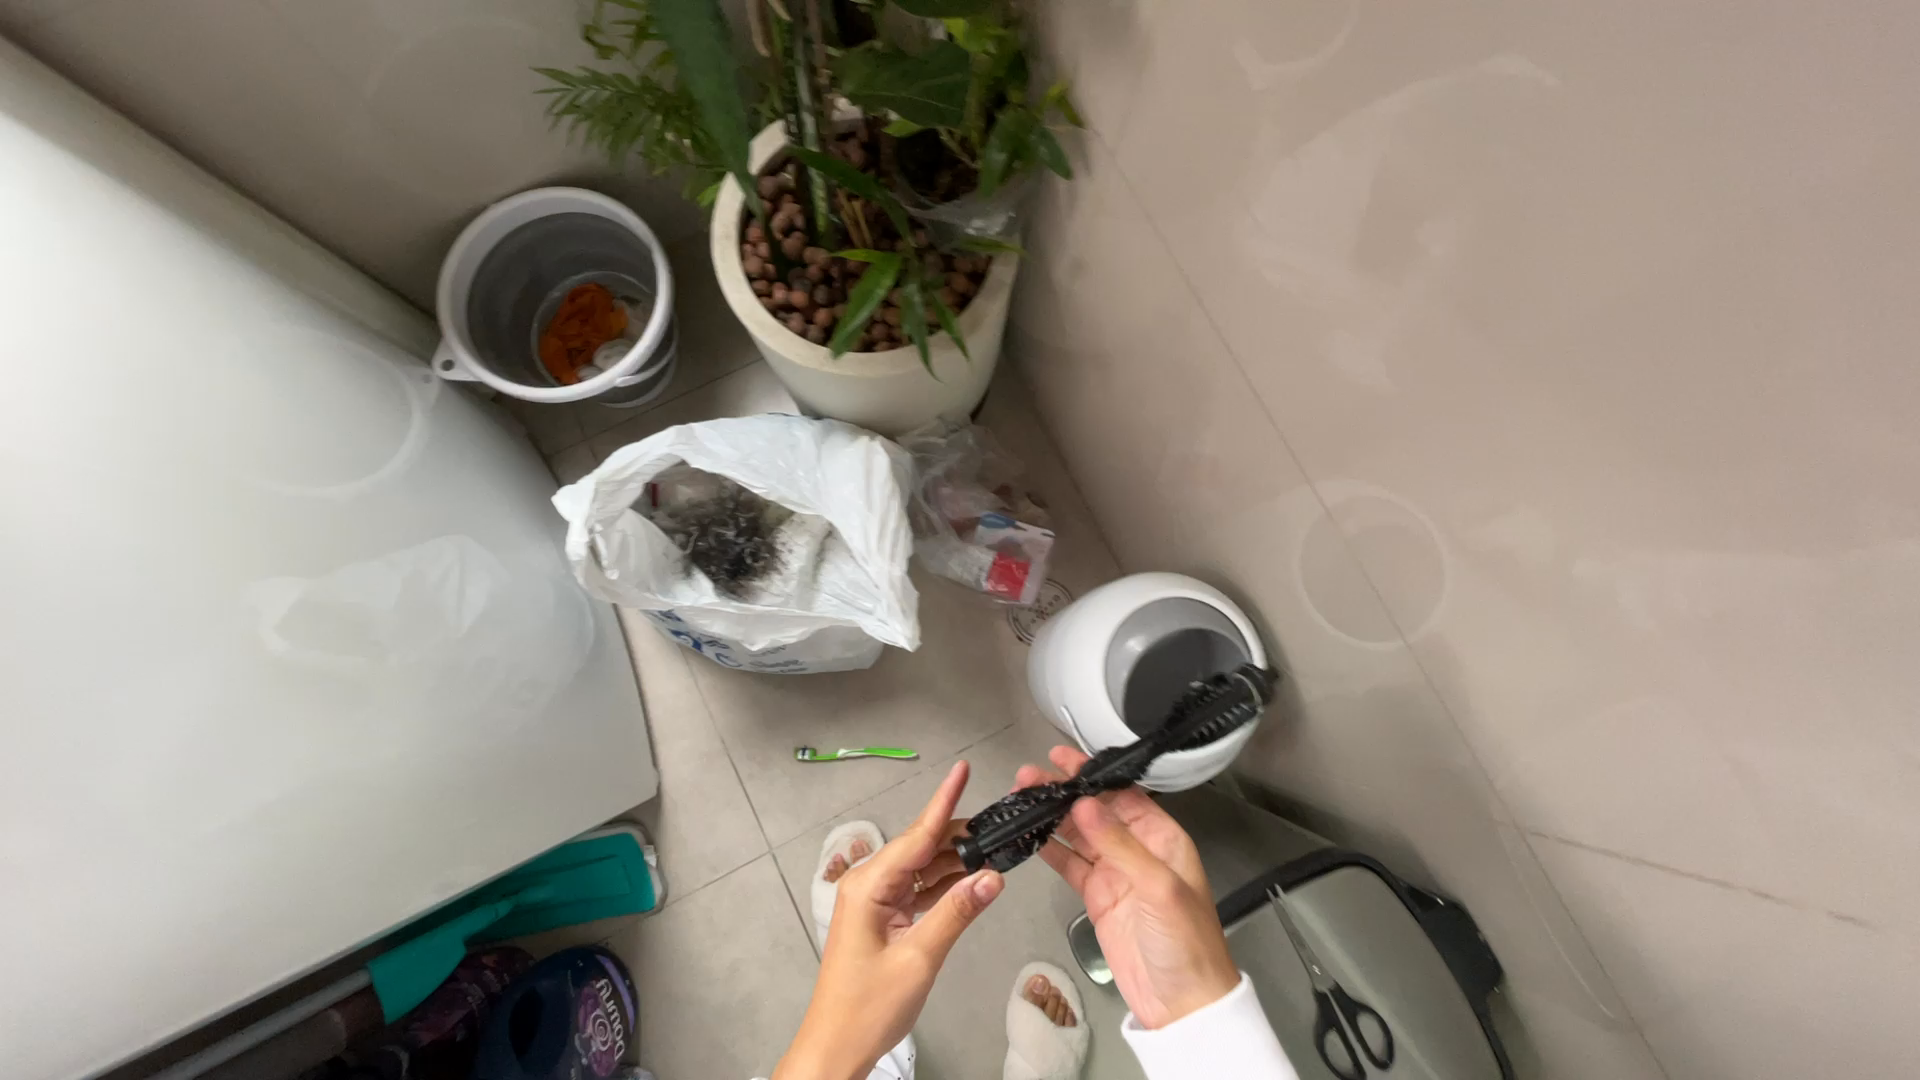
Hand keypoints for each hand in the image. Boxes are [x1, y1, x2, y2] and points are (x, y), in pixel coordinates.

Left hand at [773, 762, 1004, 1079]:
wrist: (835, 1049)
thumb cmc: (868, 1007)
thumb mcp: (918, 959)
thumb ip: (956, 913)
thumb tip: (992, 876)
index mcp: (870, 885)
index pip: (917, 834)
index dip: (944, 800)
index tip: (962, 769)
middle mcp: (870, 883)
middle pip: (921, 846)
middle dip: (959, 833)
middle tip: (999, 824)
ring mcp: (876, 900)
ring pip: (923, 867)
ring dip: (956, 861)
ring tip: (994, 848)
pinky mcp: (883, 916)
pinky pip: (919, 889)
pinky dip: (945, 885)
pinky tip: (971, 879)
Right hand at [1016, 746, 1239, 1029]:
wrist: (1183, 1006)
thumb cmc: (1187, 942)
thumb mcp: (1158, 887)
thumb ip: (1119, 844)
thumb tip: (1084, 804)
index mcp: (1162, 838)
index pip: (1122, 794)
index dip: (1091, 774)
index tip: (1062, 758)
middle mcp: (1137, 849)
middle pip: (1094, 810)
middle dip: (1063, 791)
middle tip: (1029, 777)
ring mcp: (1115, 873)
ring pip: (1077, 834)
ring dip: (1051, 815)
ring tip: (1021, 797)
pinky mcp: (1098, 896)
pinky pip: (1070, 864)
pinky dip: (1049, 848)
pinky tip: (1029, 834)